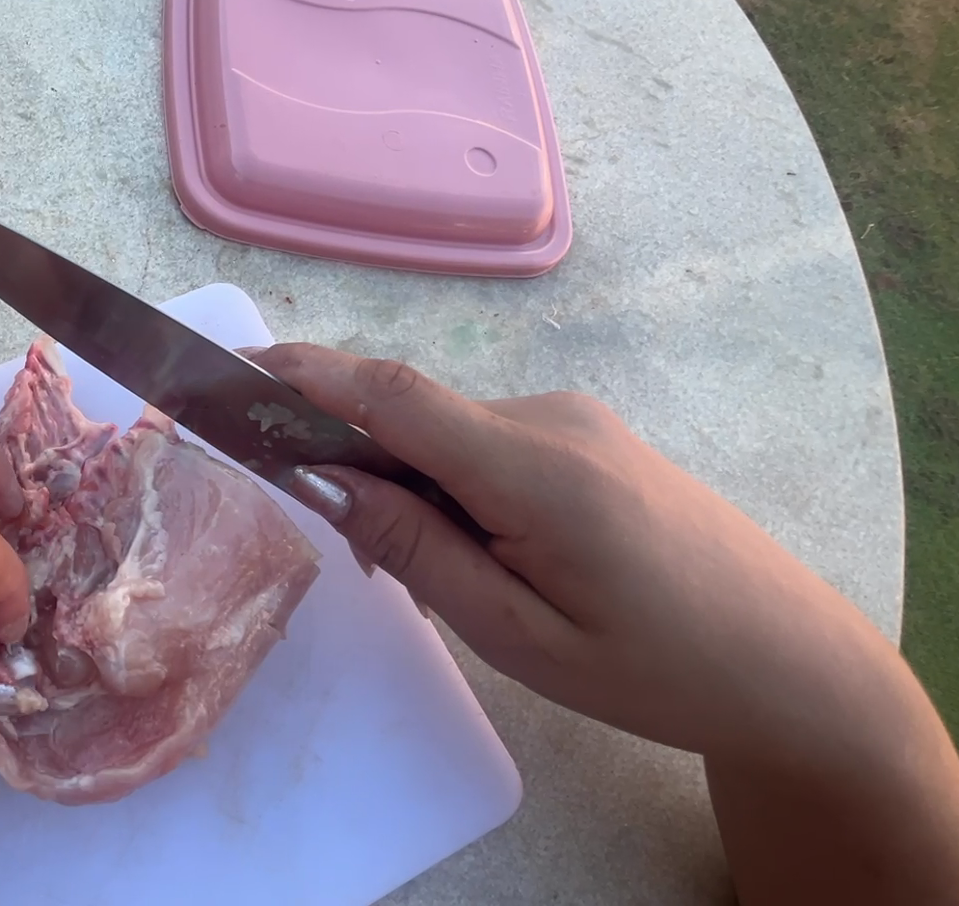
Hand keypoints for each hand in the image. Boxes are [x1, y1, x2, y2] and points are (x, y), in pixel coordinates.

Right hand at [249, 343, 958, 903]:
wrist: (801, 670)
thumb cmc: (653, 670)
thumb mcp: (512, 631)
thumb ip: (409, 545)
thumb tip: (316, 478)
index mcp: (535, 469)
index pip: (393, 395)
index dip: (307, 371)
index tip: (235, 366)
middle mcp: (547, 417)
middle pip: (405, 412)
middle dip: (348, 455)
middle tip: (346, 540)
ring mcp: (567, 417)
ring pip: (436, 428)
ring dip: (397, 476)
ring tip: (433, 567)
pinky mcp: (575, 431)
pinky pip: (473, 437)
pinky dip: (437, 475)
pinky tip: (469, 543)